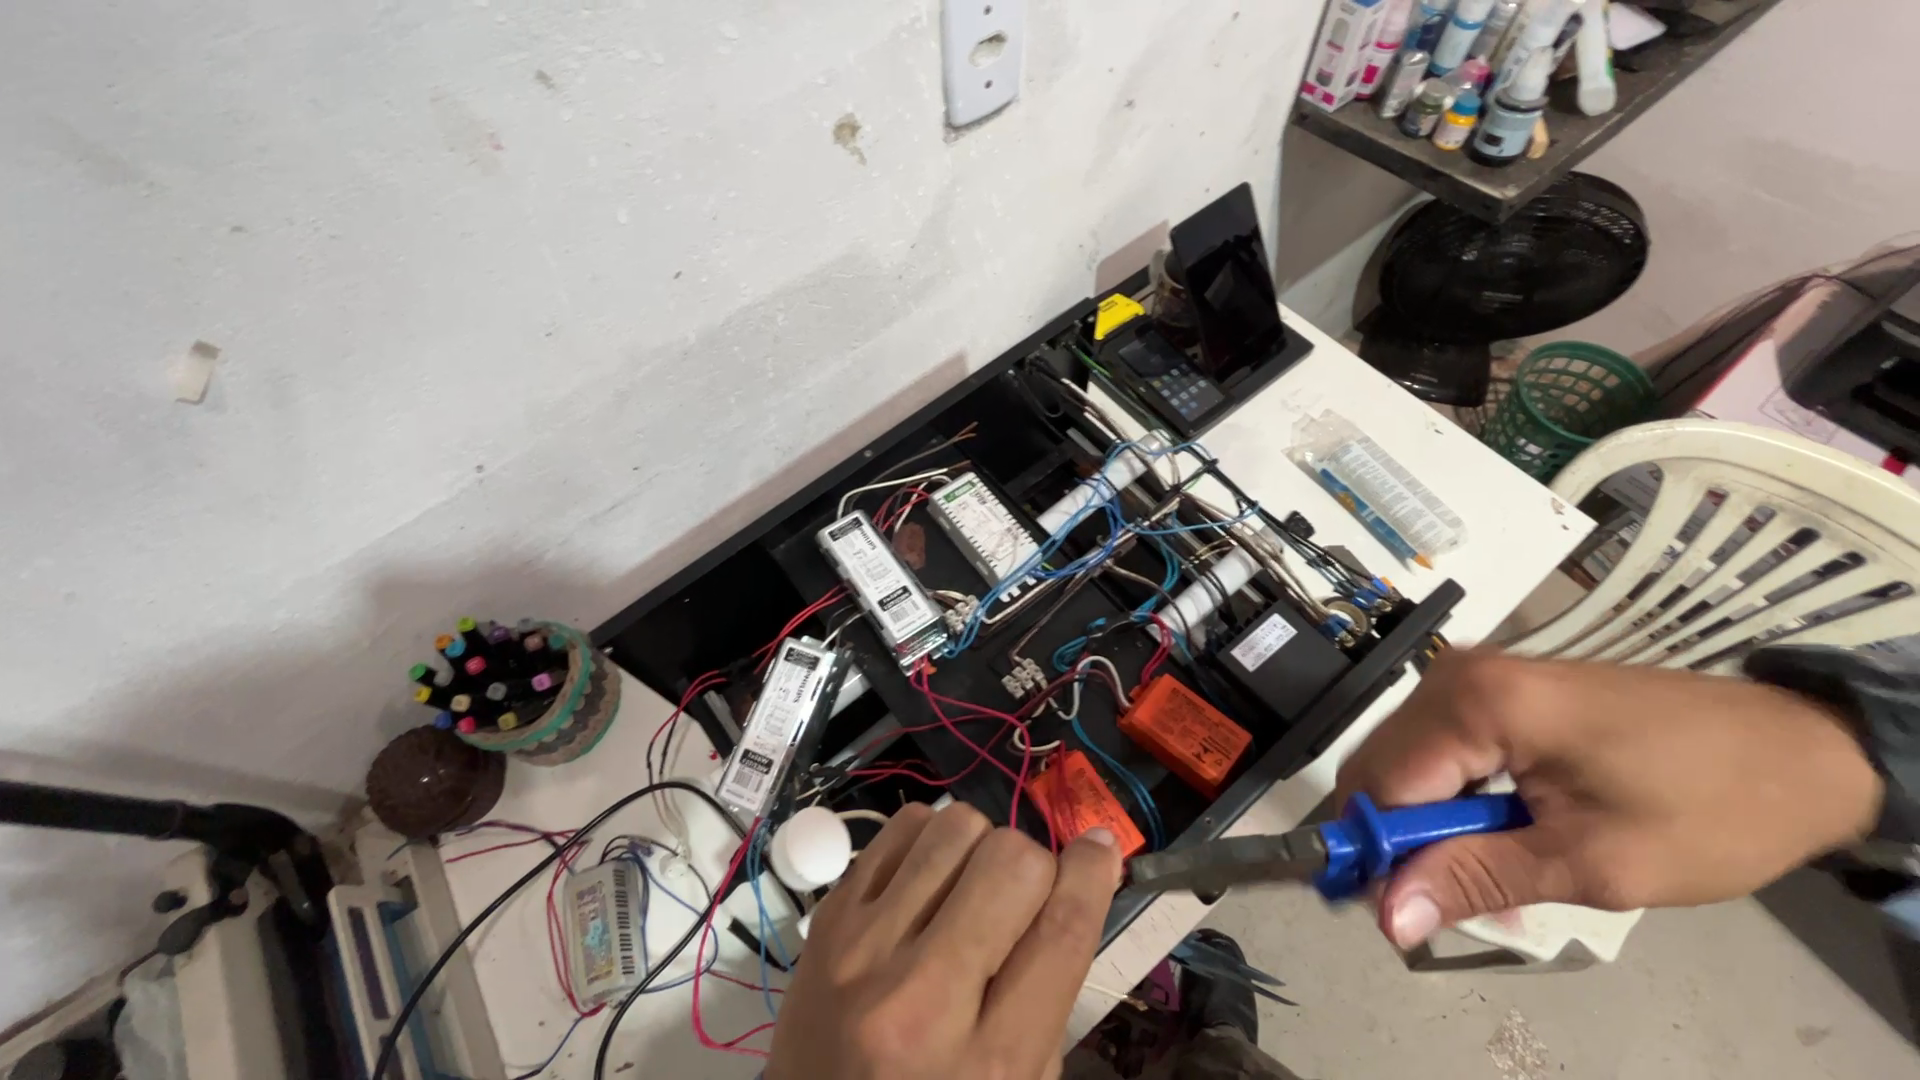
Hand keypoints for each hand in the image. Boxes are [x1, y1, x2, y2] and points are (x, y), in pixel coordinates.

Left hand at [766, 802, 1122, 1079]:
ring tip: (968, 886)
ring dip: (979, 847)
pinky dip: (929, 839)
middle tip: (1019, 898)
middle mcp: (922, 998)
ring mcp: (864, 949)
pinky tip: (927, 877)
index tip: (1098, 846)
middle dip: (1032, 865)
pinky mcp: (827, 916)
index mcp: (990, 1062)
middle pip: (1012, 862)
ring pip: (955, 827)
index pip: (1062, 930)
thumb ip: (1051, 985)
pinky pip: (901, 826)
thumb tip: (1080, 873)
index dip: (1092, 873)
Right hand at [1335, 650, 1883, 948]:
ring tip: (1478, 865)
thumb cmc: (1709, 808)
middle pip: (1381, 767)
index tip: (1401, 912)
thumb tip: (1388, 916)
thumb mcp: (1596, 863)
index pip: (1382, 786)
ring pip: (1400, 759)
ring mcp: (1467, 675)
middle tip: (1445, 898)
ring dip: (1421, 820)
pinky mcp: (1485, 685)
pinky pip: (1431, 746)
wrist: (1797, 750)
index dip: (1379, 853)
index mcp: (1477, 705)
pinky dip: (1444, 795)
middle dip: (1398, 837)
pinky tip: (1489, 827)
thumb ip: (1478, 878)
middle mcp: (1453, 675)